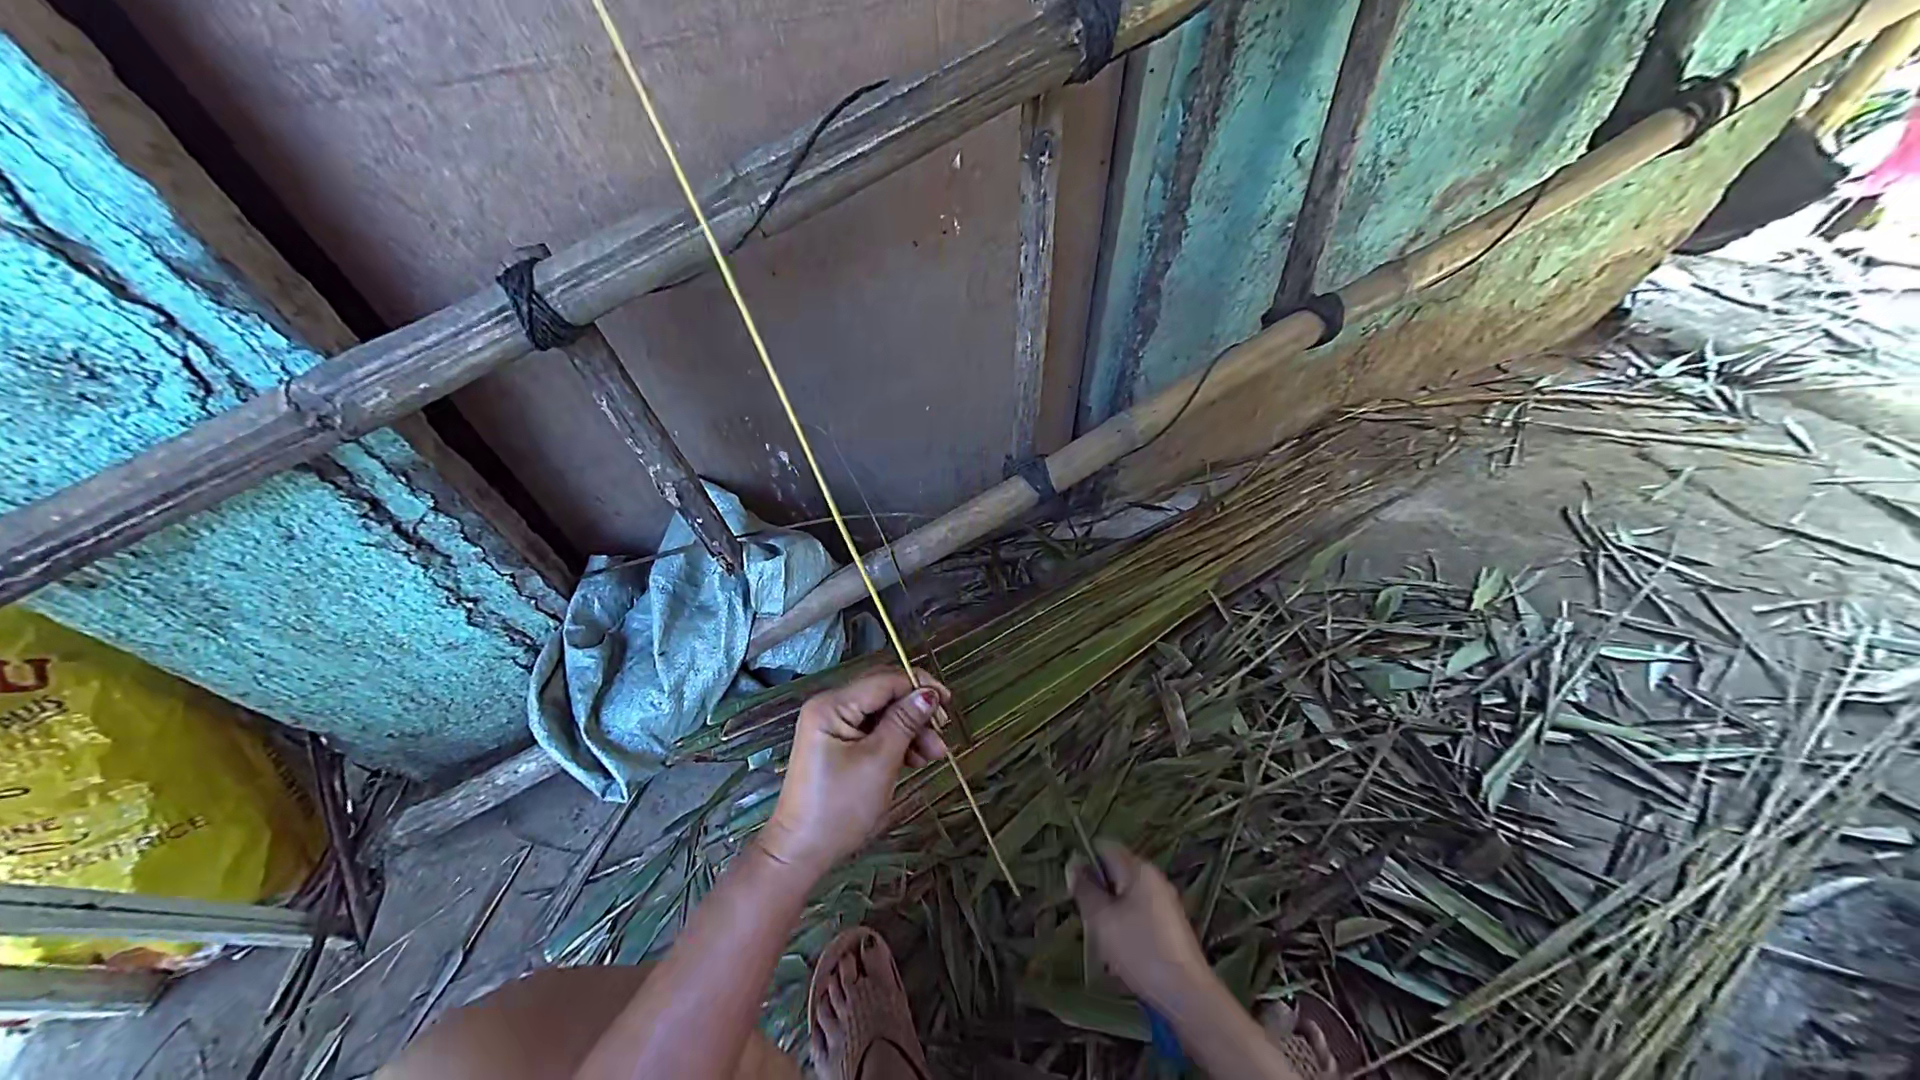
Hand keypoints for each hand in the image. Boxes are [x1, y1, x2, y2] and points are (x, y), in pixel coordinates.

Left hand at [757, 669, 949, 877]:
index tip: (948, 704)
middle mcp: (829, 706)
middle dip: (916, 711)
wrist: (802, 852)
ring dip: (910, 729)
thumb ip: (905, 721)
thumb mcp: (880, 761)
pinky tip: (915, 759)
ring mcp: (832, 726)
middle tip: (942, 734)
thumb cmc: (840, 808)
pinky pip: (873, 731)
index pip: (885, 680)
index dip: (919, 686)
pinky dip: (896, 741)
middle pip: (884, 694)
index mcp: (832, 705)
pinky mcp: (837, 744)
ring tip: (933, 756)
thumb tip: (929, 694)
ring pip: (882, 714)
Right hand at [1069, 841, 1210, 1006]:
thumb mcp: (1101, 918)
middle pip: (1116, 870)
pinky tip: (1122, 948)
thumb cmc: (1139, 949)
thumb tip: (1074, 863)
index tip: (1073, 884)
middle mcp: (1155, 877)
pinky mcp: (1171, 924)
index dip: (1084, 858)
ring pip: (1126, 893)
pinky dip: (1126, 922)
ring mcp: (1166, 900)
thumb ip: (1084, 888)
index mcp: (1139, 868)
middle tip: (1087, 915)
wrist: (1186, 994)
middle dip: (1098, 888)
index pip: (1104, 846)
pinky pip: (1139, 911)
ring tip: (1103, 935)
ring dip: (1110, 909)